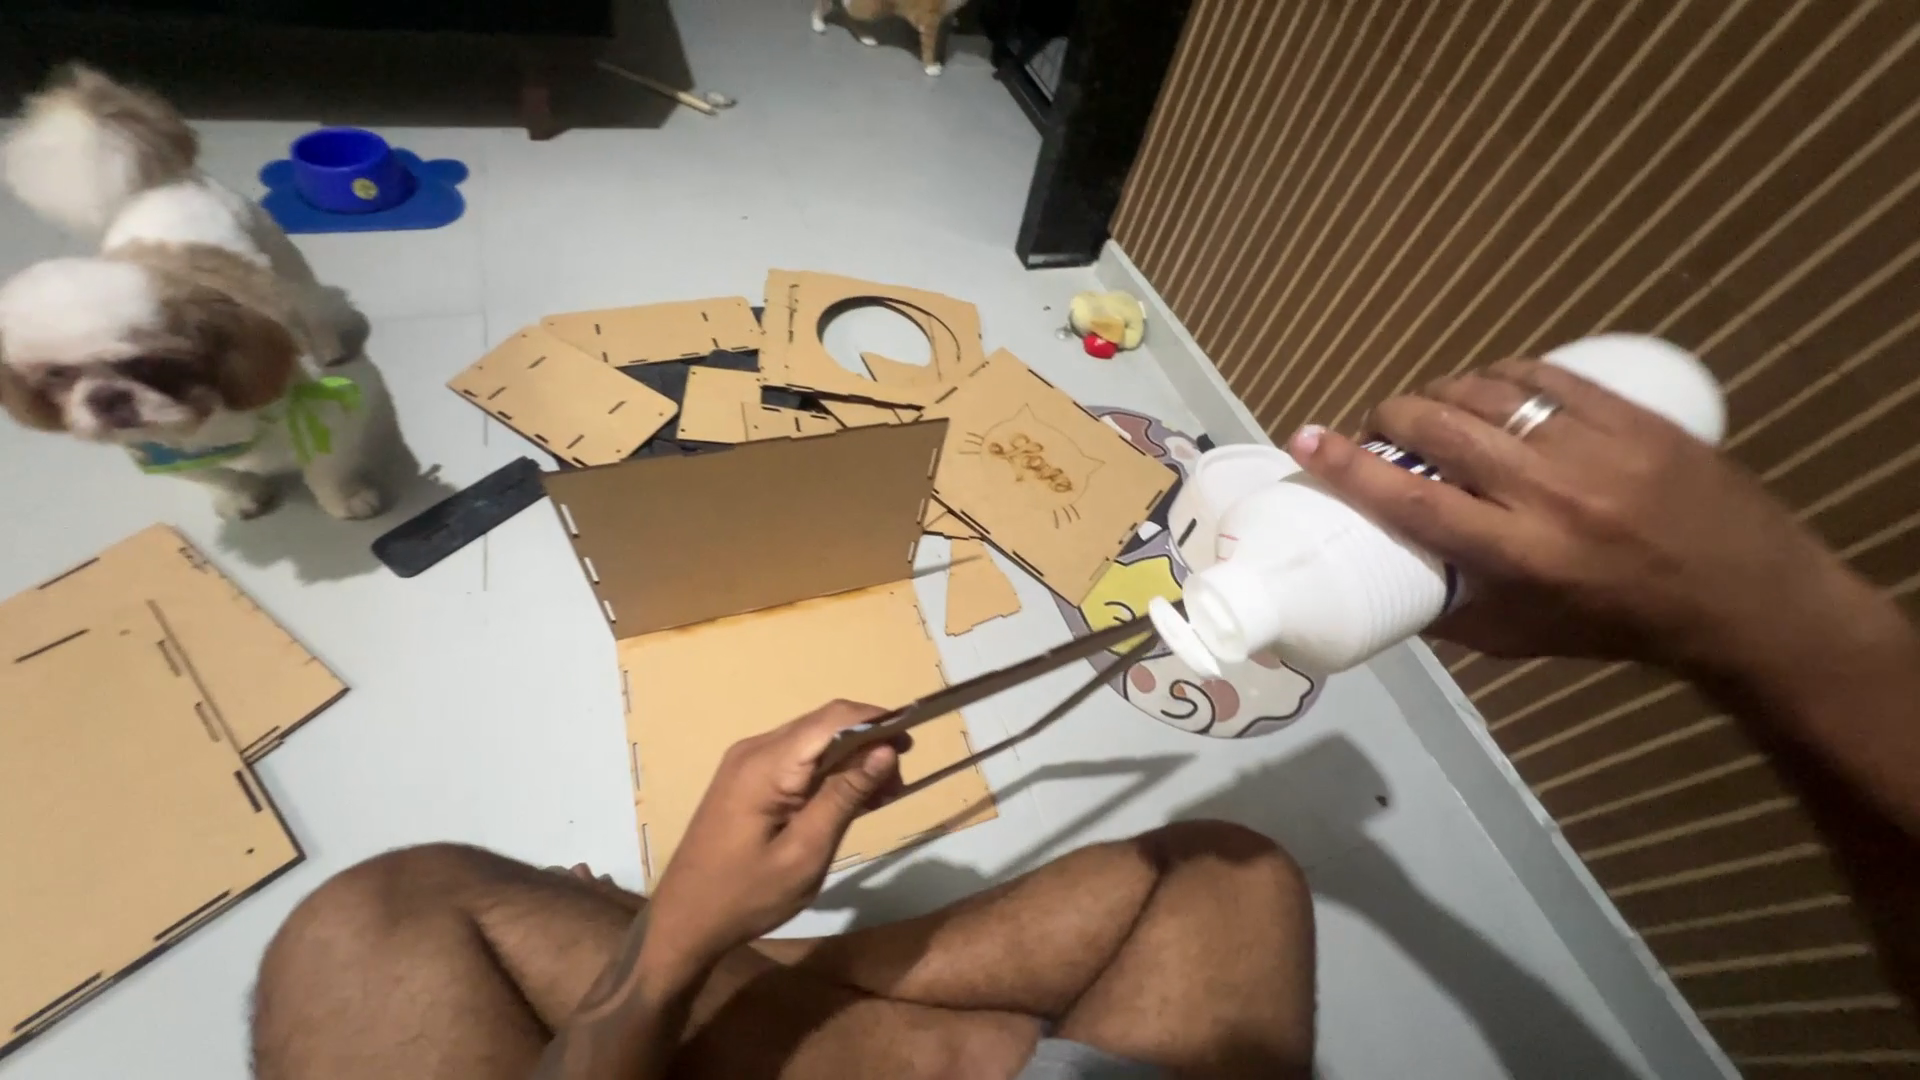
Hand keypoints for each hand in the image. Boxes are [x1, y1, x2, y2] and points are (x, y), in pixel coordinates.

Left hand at [643, 701, 905, 975]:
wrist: (682, 923)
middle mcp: (756, 749)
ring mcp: (748, 762)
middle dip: (868, 742)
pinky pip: (798, 759)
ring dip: (851, 758)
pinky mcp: (748, 777)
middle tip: (899, 781)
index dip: (875, 719)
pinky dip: (829, 771)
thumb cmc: (745, 896)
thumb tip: (886, 750)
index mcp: (768, 763)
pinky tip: (851, 797)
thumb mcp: (805, 853)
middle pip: (824, 725)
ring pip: (814, 741)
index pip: (833, 718)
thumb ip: (845, 797)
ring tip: (883, 793)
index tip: (911, 740)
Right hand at [1288, 358, 1876, 673]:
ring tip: (1431, 411)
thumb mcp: (1511, 637)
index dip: (1348, 465)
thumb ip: (1438, 607)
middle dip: (1388, 417)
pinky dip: (1493, 377)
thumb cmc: (1610, 626)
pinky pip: (1540, 374)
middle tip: (1380, 429)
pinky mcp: (1633, 417)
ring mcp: (1597, 448)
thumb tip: (1377, 575)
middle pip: (1439, 429)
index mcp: (1515, 555)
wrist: (1751, 602)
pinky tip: (1484, 391)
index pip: (1411, 498)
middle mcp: (1549, 495)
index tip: (1305, 438)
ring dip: (1437, 395)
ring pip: (1484, 393)